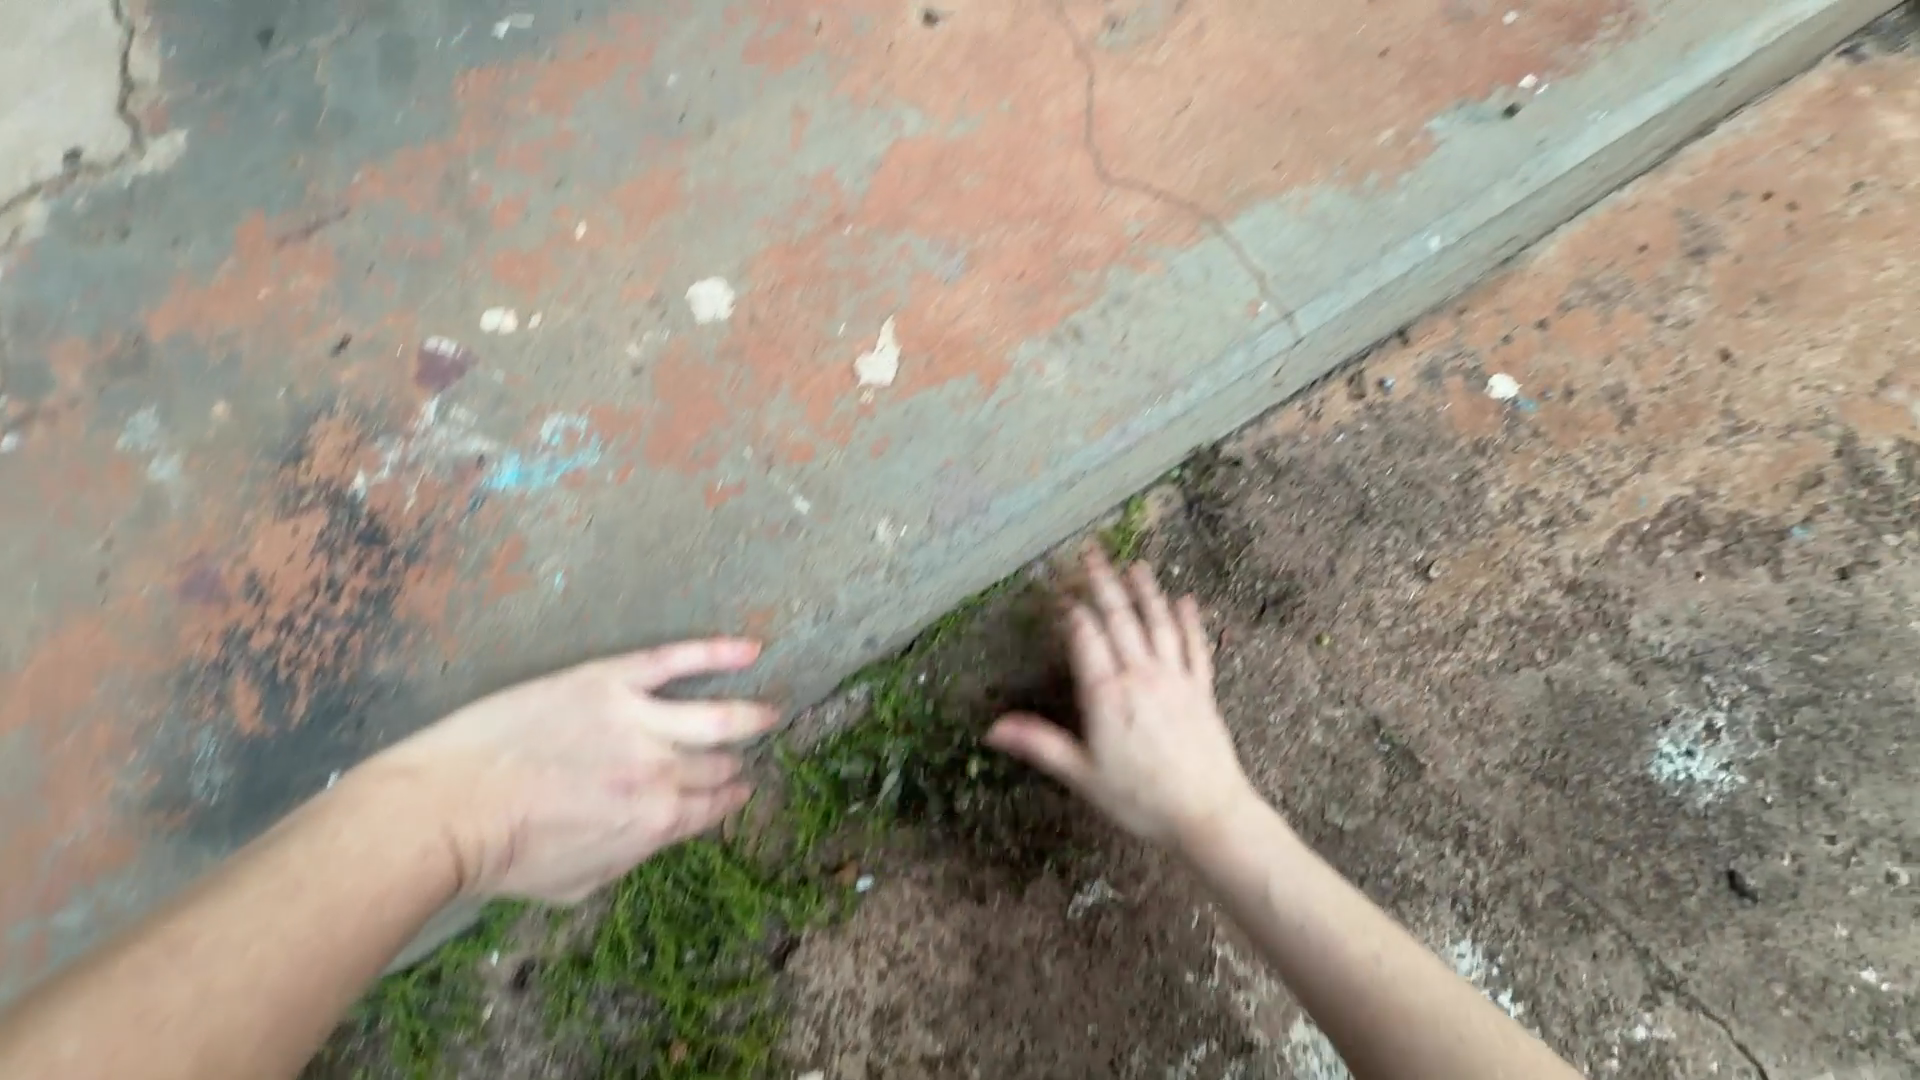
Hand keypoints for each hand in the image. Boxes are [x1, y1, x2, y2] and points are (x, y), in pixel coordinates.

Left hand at [360, 639, 777, 902]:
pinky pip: (678, 660)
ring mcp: (641, 722)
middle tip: (746, 750)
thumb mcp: (578, 883)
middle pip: (718, 763)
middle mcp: (663, 773)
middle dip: (735, 761)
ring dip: (752, 715)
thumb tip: (665, 831)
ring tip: (771, 710)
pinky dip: (719, 652)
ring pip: (718, 717)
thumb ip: (634, 855)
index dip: (731, 796)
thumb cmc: (503, 856)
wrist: (442, 813)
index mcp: (656, 823)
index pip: (712, 806)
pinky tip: (751, 647)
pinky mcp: (613, 681)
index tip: (741, 788)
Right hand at [987, 552, 1255, 847]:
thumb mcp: (1082, 775)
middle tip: (1090, 552)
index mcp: (1107, 694)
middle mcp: (1141, 676)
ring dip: (1144, 592)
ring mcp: (1175, 679)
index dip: (1069, 609)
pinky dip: (1190, 621)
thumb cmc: (1140, 799)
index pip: (1085, 637)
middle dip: (1101, 583)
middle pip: (1118, 619)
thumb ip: (1039, 744)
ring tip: (1133, 564)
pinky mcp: (1202, 690)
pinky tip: (1185, 600)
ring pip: (1157, 624)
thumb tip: (992, 730)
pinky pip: (1195, 647)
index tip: (1057, 587)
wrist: (1208, 816)